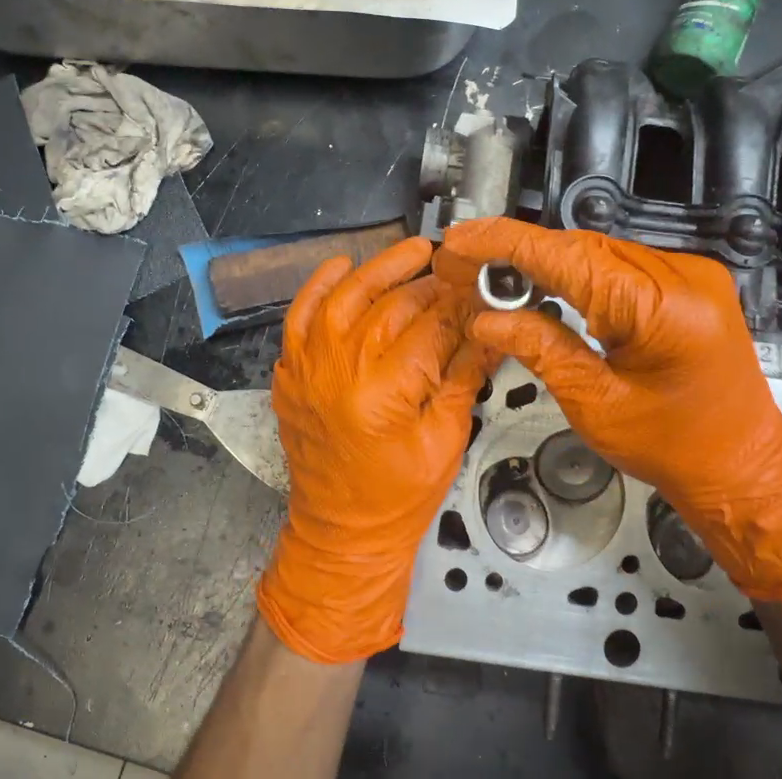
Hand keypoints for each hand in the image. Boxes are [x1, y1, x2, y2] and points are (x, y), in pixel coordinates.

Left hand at [256, 237, 496, 663]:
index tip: (480, 294)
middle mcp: (339, 372)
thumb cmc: (400, 495)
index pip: (430, 331)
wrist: (342, 531)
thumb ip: (464, 376)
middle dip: (429, 289)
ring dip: (379, 270)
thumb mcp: (446, 439)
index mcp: (383, 395)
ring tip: (413, 251)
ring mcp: (308, 369)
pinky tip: (342, 266)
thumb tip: (490, 328)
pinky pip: (299, 316)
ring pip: (344, 298)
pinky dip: (318, 286)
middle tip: (456, 276)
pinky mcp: (291, 373)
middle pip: (390, 309)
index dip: (460, 309)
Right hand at [434, 219, 781, 601]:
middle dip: (518, 251)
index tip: (463, 238)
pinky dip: (575, 270)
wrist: (739, 462)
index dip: (508, 244)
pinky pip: (618, 263)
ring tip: (495, 274)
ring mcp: (690, 274)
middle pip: (581, 247)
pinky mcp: (687, 281)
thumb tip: (489, 317)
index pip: (569, 258)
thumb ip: (541, 349)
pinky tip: (542, 282)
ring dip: (544, 260)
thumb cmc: (677, 447)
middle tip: (466, 261)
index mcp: (663, 309)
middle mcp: (683, 277)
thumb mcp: (595, 405)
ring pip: (597, 250)